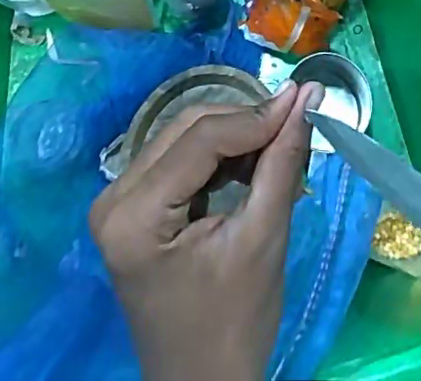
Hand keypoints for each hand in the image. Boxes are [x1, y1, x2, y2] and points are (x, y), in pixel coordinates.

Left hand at [91, 81, 322, 380]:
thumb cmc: (234, 326)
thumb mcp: (263, 239)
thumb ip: (283, 161)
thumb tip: (306, 94)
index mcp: (134, 214)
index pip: (200, 139)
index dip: (256, 116)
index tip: (303, 100)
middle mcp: (114, 196)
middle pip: (188, 129)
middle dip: (245, 122)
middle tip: (294, 121)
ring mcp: (118, 200)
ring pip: (185, 136)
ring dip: (235, 134)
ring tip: (280, 143)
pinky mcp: (133, 205)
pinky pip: (180, 157)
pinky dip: (220, 154)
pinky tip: (253, 161)